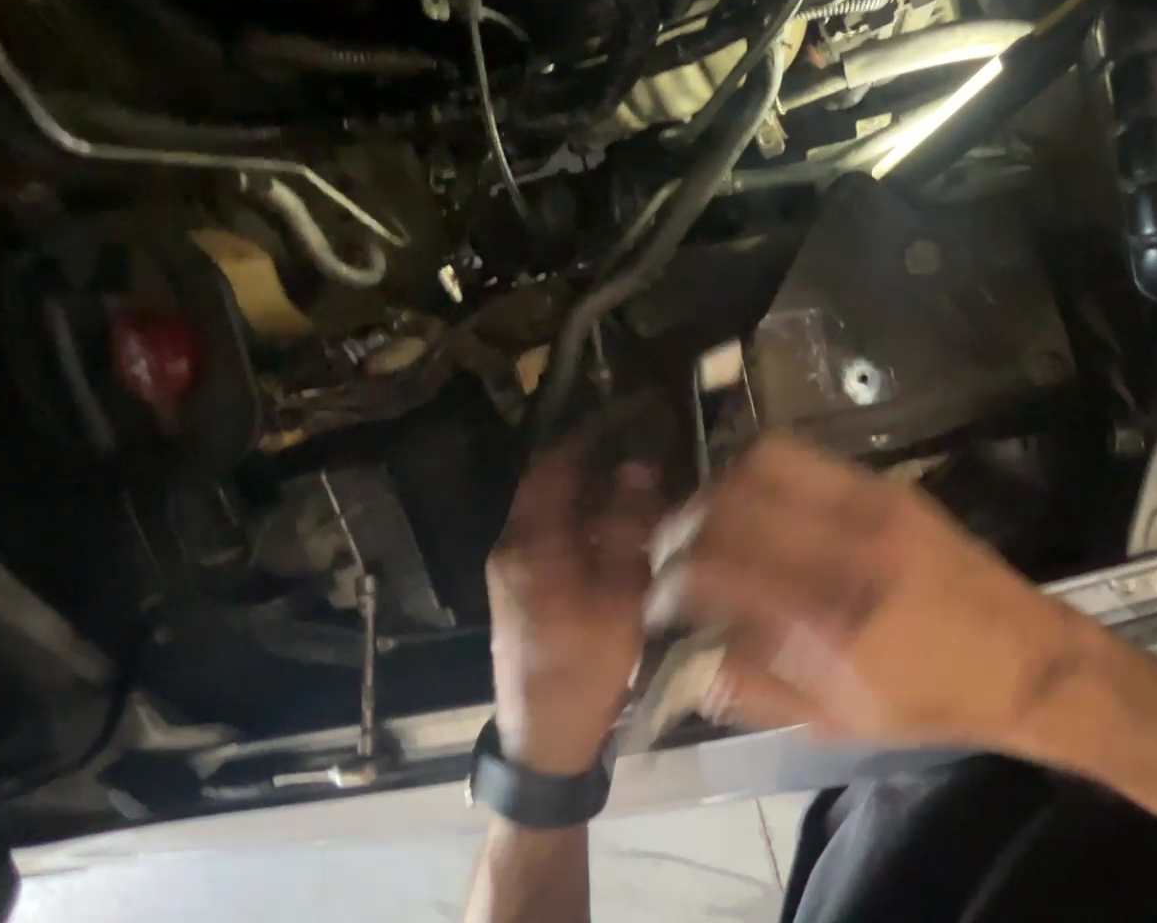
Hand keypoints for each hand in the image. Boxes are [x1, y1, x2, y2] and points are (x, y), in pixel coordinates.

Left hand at [487, 425, 666, 775]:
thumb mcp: (618, 594)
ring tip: (643, 485)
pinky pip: (556, 539)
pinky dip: (587, 523)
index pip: (554, 467)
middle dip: (596, 463)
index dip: (589, 436)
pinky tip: (624, 533)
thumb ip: (627, 526)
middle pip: (552, 488)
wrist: (544, 740)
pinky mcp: (525, 594)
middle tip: (644, 448)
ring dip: (594, 494)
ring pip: (556, 514)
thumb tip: (637, 466)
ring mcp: (514, 574)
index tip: (627, 416)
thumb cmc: (585, 666)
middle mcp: (512, 550)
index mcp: (529, 544)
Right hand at [673, 435, 1101, 751]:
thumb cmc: (931, 701)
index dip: (672, 577)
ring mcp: (872, 505)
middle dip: (685, 525)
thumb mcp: (837, 721)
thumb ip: (755, 687)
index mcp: (831, 617)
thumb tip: (695, 655)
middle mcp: (847, 546)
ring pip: (765, 462)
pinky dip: (766, 473)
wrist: (1024, 660)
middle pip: (732, 503)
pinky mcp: (890, 487)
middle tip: (675, 552)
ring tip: (713, 520)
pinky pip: (807, 458)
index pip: (719, 568)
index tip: (659, 594)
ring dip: (723, 488)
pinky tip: (762, 503)